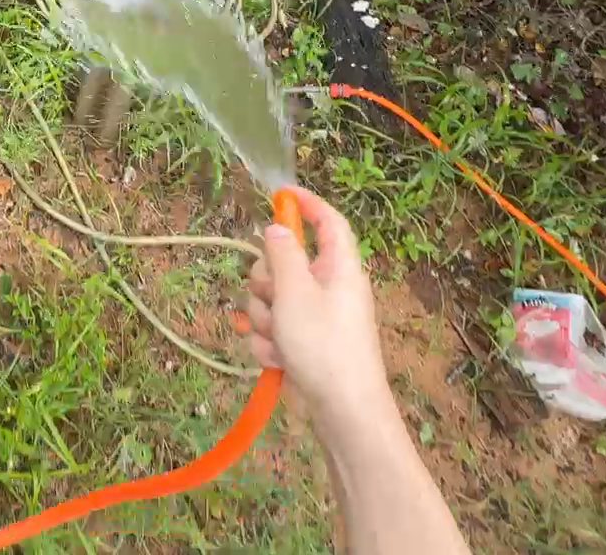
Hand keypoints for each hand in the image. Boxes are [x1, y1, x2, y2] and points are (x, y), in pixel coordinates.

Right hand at [246, 188, 392, 431]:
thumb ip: (281, 254)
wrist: (343, 413)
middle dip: (264, 281)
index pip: (328, 222)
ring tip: (277, 339)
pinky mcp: (302, 342)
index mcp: (338, 269)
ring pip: (269, 297)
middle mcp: (326, 288)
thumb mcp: (296, 292)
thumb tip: (275, 228)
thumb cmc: (324, 347)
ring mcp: (314, 316)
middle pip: (283, 260)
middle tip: (271, 298)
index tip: (279, 193)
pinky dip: (267, 341)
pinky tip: (275, 359)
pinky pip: (270, 327)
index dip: (307, 203)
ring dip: (262, 317)